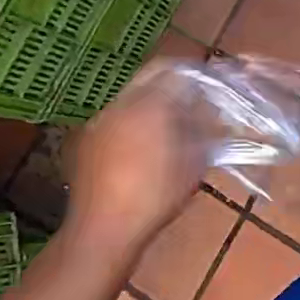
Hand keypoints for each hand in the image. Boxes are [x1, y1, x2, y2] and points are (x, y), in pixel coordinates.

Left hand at [66, 61, 205, 246]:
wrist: (104, 229)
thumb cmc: (156, 196)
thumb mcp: (194, 164)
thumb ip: (205, 131)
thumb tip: (213, 113)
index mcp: (149, 104)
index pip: (175, 70)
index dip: (197, 75)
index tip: (212, 86)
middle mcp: (121, 103)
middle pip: (151, 77)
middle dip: (175, 85)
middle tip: (195, 101)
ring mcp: (99, 120)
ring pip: (133, 96)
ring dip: (155, 102)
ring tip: (174, 125)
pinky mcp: (87, 139)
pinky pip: (118, 117)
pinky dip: (136, 120)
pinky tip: (147, 145)